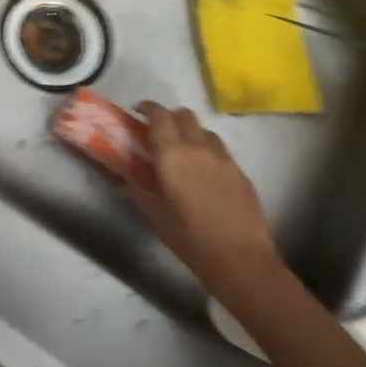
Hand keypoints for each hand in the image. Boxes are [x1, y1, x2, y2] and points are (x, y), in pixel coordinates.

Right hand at [124, 102, 281, 289]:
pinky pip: (222, 151)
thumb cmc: (190, 237)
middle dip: (170, 117)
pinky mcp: (242, 174)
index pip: (159, 115)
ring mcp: (224, 159)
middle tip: (159, 132)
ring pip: (205, 131)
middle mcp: (198, 148)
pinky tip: (206, 174)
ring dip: (191, 133)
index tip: (137, 112)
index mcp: (172, 154)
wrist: (241, 259)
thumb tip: (123, 183)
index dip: (147, 107)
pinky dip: (209, 152)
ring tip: (185, 152)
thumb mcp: (156, 216)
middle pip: (184, 115)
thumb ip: (138, 193)